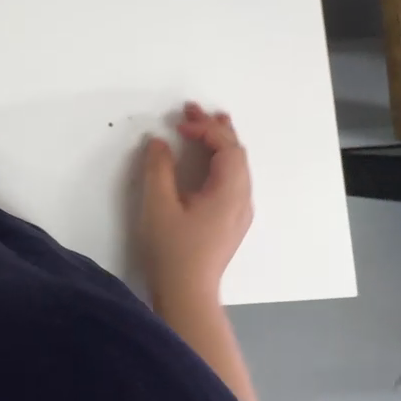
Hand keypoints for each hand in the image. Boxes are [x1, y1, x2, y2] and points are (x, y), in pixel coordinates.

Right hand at [138, 104, 253, 304]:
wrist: (187, 291)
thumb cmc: (172, 248)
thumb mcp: (158, 204)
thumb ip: (158, 168)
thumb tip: (159, 142)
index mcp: (229, 192)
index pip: (226, 148)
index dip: (204, 129)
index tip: (178, 124)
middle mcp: (242, 199)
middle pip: (236, 154)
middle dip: (215, 128)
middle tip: (192, 109)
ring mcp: (239, 211)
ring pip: (236, 167)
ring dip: (219, 143)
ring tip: (205, 124)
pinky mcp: (230, 220)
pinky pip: (232, 179)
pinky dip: (219, 160)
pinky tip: (206, 159)